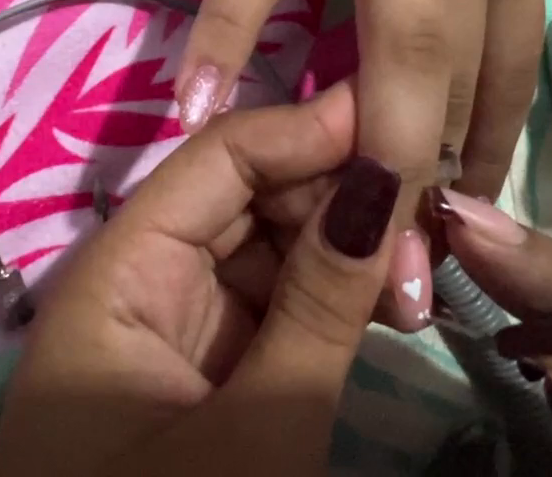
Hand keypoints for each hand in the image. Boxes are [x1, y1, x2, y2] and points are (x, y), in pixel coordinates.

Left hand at [0, 84, 396, 476]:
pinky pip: (278, 302)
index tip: (396, 117)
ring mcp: (182, 321)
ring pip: (273, 247)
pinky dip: (333, 300)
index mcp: (122, 269)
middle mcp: (146, 275)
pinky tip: (392, 306)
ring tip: (422, 277)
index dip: (306, 128)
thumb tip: (381, 181)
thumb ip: (320, 303)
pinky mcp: (212, 364)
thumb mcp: (253, 433)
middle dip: (339, 199)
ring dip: (346, 251)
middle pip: (250, 195)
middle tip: (428, 227)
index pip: (218, 157)